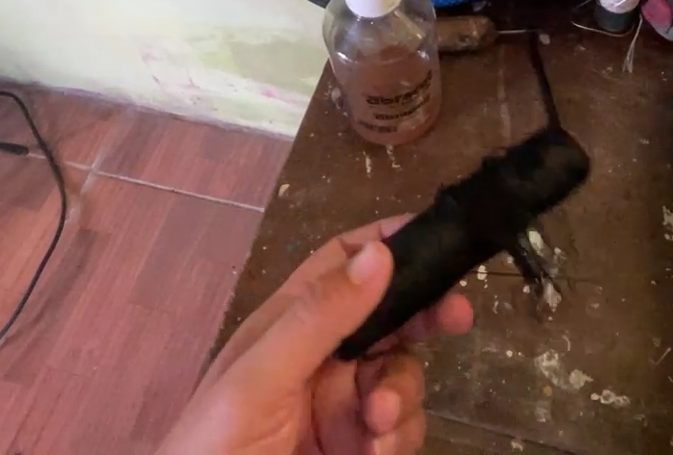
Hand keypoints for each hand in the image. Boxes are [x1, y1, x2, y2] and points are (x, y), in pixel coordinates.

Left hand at [163, 215, 473, 454]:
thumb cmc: (215, 446)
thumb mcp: (262, 377)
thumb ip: (320, 316)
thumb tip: (380, 252)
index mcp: (291, 321)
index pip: (343, 260)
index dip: (385, 242)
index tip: (434, 238)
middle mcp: (323, 355)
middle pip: (389, 314)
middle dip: (425, 314)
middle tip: (458, 317)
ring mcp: (342, 405)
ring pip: (402, 374)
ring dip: (402, 393)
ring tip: (377, 422)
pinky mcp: (357, 448)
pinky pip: (400, 428)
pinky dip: (398, 436)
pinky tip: (376, 452)